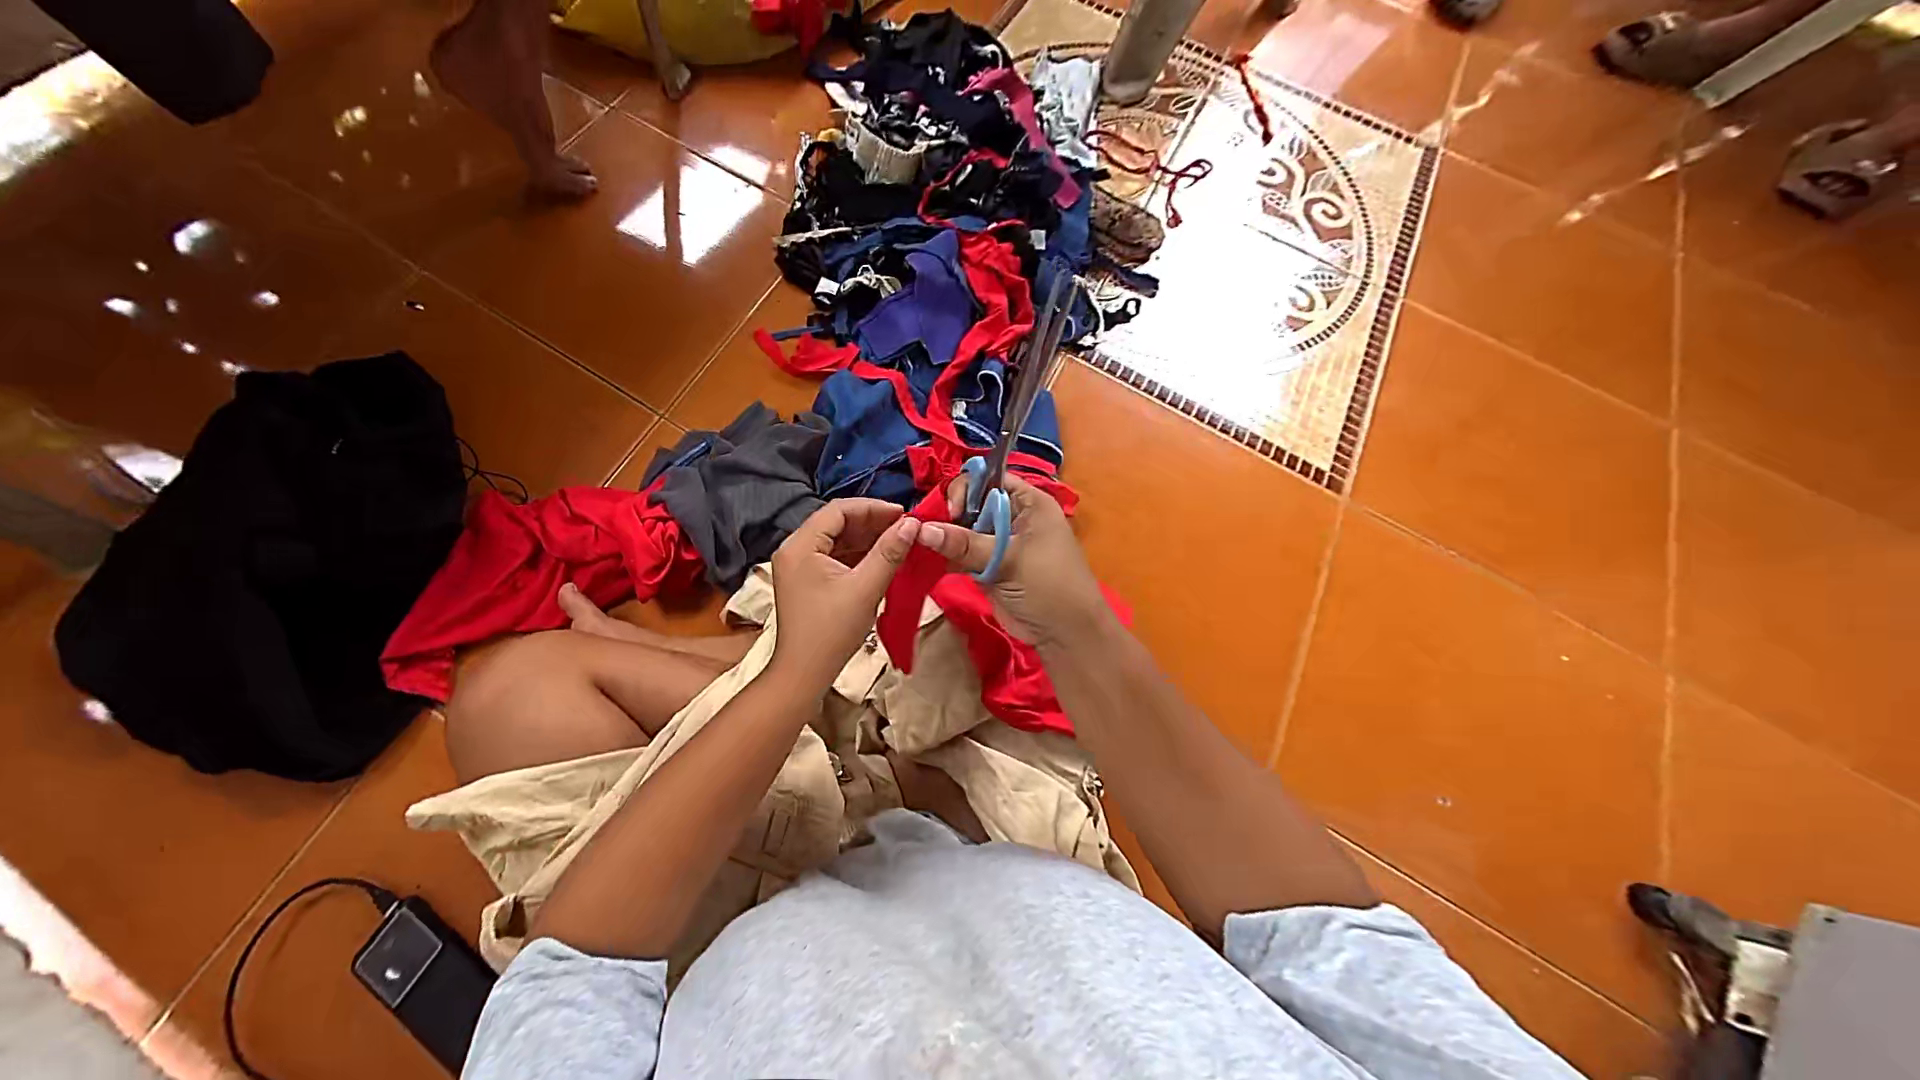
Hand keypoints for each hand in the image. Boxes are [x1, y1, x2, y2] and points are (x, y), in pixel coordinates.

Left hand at [769, 499, 919, 687]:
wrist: (803, 674)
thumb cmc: (831, 631)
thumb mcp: (865, 589)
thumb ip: (889, 553)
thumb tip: (912, 525)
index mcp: (800, 546)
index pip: (838, 510)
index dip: (873, 508)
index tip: (904, 514)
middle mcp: (795, 550)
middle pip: (837, 523)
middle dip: (873, 523)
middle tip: (906, 528)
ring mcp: (799, 566)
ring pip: (838, 540)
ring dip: (868, 539)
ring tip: (900, 541)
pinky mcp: (807, 581)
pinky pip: (835, 557)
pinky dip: (859, 555)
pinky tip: (883, 559)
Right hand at [914, 472, 1110, 648]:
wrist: (1064, 634)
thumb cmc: (1049, 586)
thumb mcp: (1008, 560)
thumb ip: (965, 543)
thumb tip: (921, 529)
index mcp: (1028, 502)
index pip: (989, 478)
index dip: (967, 488)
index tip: (954, 511)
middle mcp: (1012, 516)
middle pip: (971, 503)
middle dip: (950, 514)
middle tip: (931, 532)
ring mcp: (999, 542)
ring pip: (963, 528)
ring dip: (945, 536)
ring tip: (925, 545)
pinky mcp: (988, 565)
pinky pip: (961, 552)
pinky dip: (947, 555)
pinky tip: (929, 557)